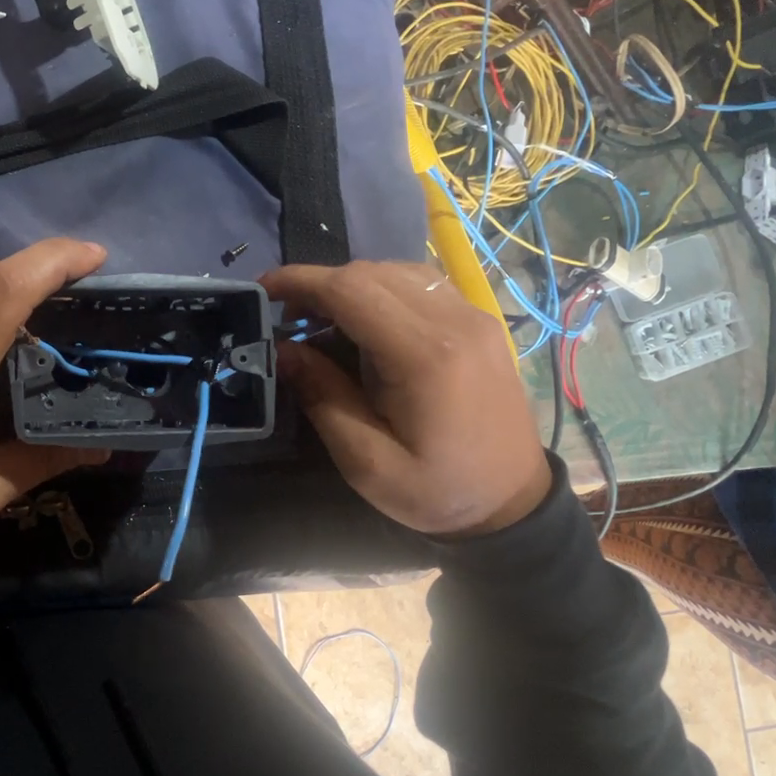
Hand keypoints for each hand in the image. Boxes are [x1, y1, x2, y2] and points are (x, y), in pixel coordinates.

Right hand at [260, 261, 549, 536]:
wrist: (512, 503)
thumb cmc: (436, 490)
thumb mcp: (365, 460)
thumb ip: (322, 396)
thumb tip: (282, 349)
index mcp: (424, 356)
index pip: (351, 289)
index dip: (300, 281)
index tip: (262, 290)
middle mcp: (453, 322)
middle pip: (370, 273)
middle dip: (318, 284)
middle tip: (287, 319)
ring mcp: (473, 317)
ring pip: (396, 271)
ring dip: (349, 285)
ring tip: (321, 319)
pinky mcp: (479, 323)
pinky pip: (421, 284)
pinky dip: (381, 289)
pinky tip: (364, 320)